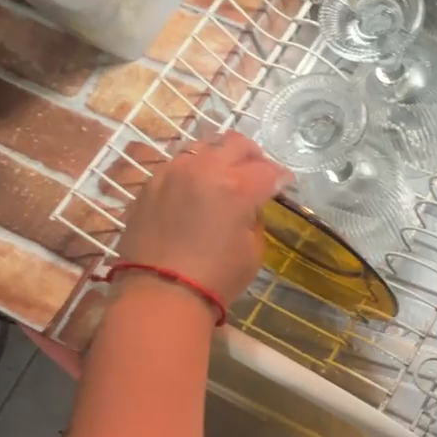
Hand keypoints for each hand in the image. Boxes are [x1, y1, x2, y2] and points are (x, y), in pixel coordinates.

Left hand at [117, 132, 286, 302]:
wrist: (160, 292)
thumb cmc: (216, 278)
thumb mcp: (253, 252)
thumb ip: (254, 219)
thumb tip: (250, 206)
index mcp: (237, 188)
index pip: (268, 171)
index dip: (281, 177)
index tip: (286, 184)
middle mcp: (205, 170)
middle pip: (236, 144)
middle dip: (254, 156)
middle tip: (259, 172)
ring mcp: (174, 172)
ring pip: (203, 146)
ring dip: (221, 157)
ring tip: (226, 176)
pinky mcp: (151, 183)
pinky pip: (179, 164)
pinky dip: (195, 170)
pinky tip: (197, 190)